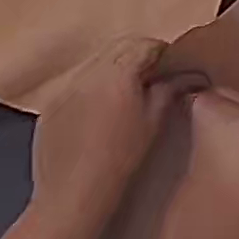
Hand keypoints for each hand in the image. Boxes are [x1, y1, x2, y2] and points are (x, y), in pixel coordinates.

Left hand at [27, 39, 205, 230]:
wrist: (73, 193)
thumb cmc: (122, 158)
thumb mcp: (154, 122)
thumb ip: (170, 89)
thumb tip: (189, 74)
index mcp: (118, 73)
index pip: (143, 45)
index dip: (161, 51)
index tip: (171, 64)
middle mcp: (89, 73)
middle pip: (118, 46)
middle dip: (137, 53)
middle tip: (153, 74)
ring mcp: (65, 88)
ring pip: (95, 62)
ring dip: (114, 67)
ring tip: (127, 91)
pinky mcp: (50, 105)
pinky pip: (77, 82)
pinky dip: (93, 85)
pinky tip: (100, 110)